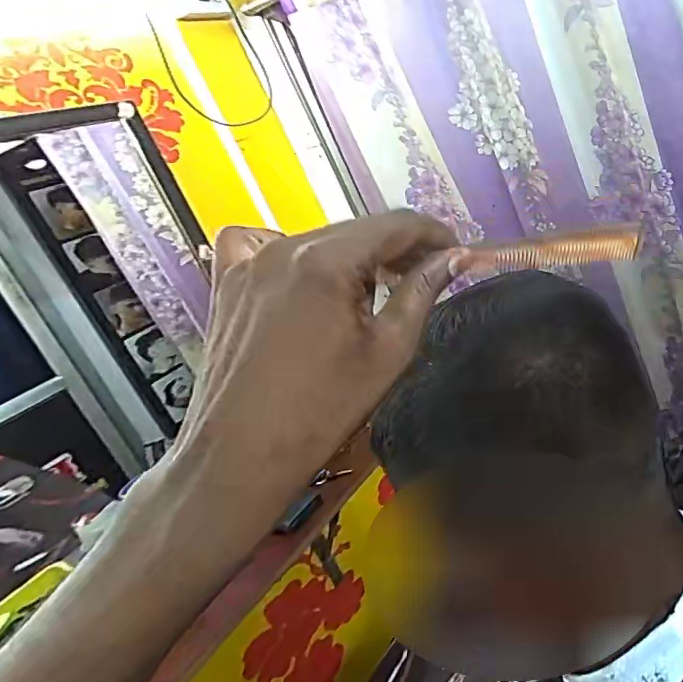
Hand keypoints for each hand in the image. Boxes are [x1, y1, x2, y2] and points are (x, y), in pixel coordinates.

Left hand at [174, 211, 460, 479]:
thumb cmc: (321, 410)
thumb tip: (453, 257)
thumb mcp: (388, 350)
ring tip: (374, 290)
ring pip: (323, 238)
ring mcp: (249, 260)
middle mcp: (285, 246)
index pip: (395, 224)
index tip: (455, 253)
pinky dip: (297, 252)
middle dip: (399, 247)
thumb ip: (422, 291)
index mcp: (327, 261)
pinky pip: (267, 243)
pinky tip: (307, 279)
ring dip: (357, 254)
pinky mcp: (228, 280)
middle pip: (359, 229)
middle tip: (427, 274)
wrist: (238, 456)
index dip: (434, 234)